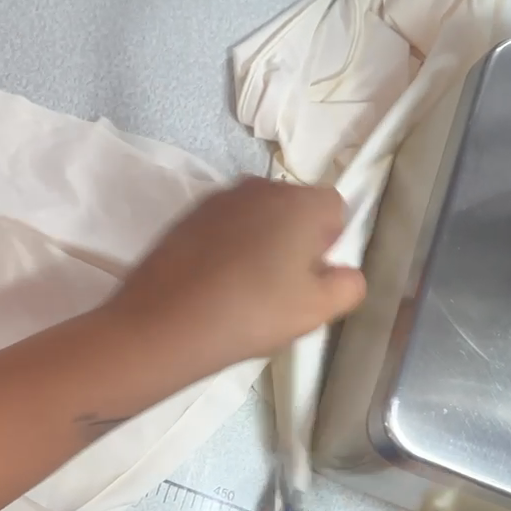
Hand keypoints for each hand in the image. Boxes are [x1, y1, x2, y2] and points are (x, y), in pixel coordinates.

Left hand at [101, 177, 365, 374]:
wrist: (163, 325)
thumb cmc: (250, 314)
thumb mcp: (316, 310)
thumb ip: (348, 285)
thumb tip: (343, 272)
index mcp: (301, 200)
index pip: (335, 209)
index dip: (328, 245)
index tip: (307, 280)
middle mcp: (260, 186)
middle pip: (292, 209)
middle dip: (292, 241)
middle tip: (276, 289)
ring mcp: (216, 199)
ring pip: (254, 219)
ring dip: (256, 244)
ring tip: (240, 290)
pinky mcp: (183, 218)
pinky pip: (220, 229)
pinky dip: (222, 249)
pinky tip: (211, 285)